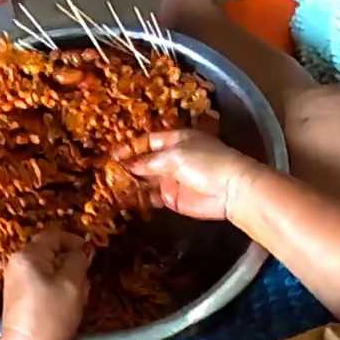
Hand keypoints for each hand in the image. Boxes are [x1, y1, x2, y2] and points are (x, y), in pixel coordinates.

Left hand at [0, 228, 90, 339]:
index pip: (54, 235)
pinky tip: (66, 305)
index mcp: (27, 255)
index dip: (75, 241)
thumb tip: (83, 249)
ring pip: (49, 269)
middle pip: (51, 252)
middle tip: (84, 282)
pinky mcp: (19, 295)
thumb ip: (78, 261)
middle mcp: (17, 262)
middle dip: (71, 264)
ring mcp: (16, 279)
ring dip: (67, 279)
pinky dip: (57, 288)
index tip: (90, 255)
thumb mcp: (71, 285)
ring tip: (77, 297)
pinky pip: (42, 282)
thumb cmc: (50, 316)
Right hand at [117, 130, 257, 221]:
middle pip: (144, 160)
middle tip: (108, 172)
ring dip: (130, 182)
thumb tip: (127, 165)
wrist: (232, 191)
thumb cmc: (206, 163)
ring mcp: (171, 178)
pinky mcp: (172, 197)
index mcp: (176, 140)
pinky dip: (138, 197)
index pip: (148, 140)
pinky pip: (151, 196)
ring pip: (145, 179)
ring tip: (112, 186)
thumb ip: (149, 161)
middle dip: (127, 165)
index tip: (113, 154)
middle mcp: (172, 157)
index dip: (131, 146)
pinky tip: (124, 198)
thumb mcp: (175, 155)